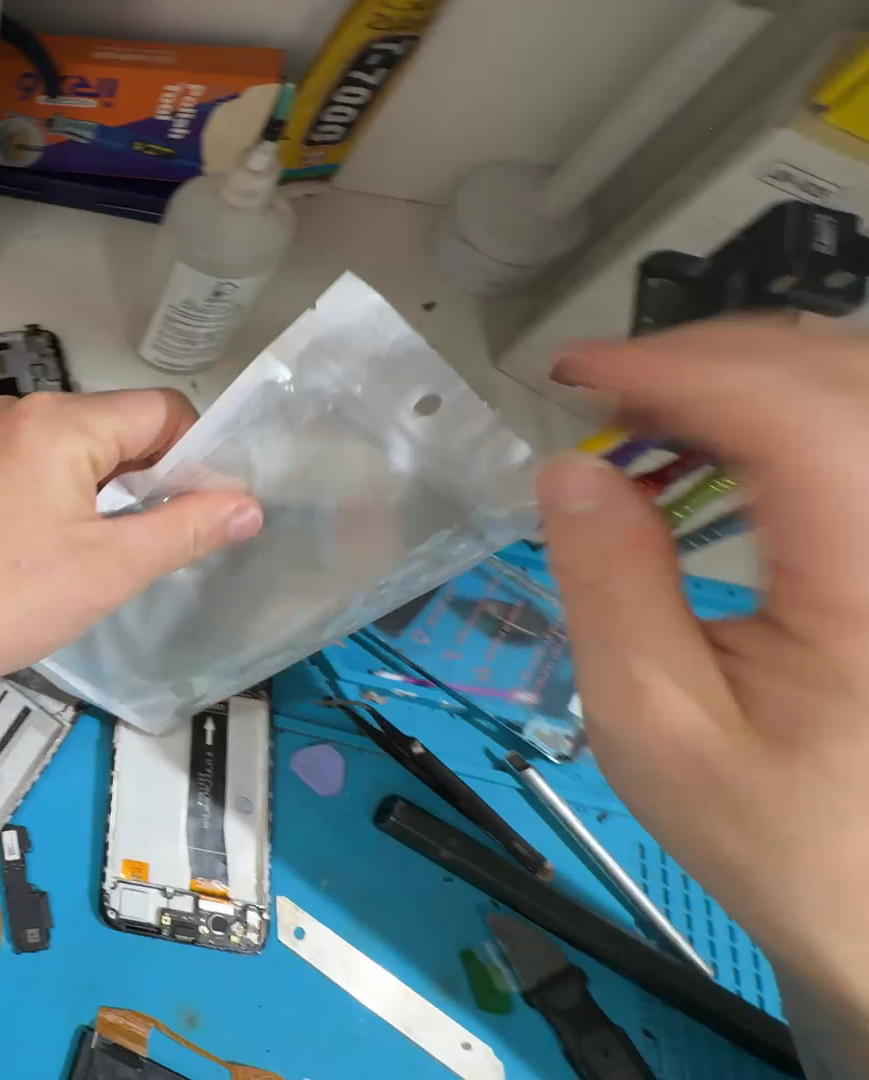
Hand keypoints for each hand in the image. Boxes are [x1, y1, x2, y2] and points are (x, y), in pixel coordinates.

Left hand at [0, 389, 261, 710]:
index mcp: (56, 422)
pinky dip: (69, 490)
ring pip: (80, 445)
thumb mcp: (112, 568)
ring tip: (115, 544)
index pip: (160, 411)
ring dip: (111, 486)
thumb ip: (187, 527)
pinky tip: (67, 537)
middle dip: (152, 474)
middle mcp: (18, 410)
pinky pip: (40, 461)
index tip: (210, 509)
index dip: (197, 456)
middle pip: (118, 425)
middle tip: (164, 536)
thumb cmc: (9, 602)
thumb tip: (248, 504)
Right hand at [540, 320, 868, 1003]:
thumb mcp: (651, 715)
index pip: (802, 419)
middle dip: (711, 360)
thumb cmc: (773, 828)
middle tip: (596, 391)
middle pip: (855, 383)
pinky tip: (726, 451)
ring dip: (755, 381)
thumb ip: (608, 582)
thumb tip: (569, 473)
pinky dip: (796, 420)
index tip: (572, 372)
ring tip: (646, 415)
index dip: (677, 371)